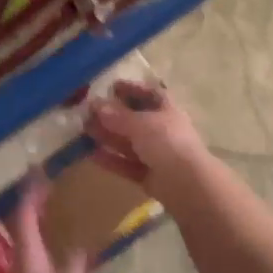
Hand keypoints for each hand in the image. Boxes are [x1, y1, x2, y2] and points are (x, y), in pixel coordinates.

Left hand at [2, 176, 88, 272]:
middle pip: (21, 216)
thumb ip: (78, 260)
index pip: (25, 210)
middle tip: (47, 179)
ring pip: (23, 229)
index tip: (38, 168)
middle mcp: (19, 252)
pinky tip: (50, 233)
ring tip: (50, 198)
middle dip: (32, 196)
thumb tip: (86, 236)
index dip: (31, 188)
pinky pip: (28, 241)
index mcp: (28, 249)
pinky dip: (37, 228)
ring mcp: (19, 265)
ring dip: (34, 212)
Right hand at [85, 80, 206, 192]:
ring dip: (108, 137)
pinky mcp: (150, 176)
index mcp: (167, 111)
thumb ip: (117, 115)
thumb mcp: (140, 124)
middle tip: (88, 112)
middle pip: (135, 120)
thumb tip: (95, 104)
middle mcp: (163, 131)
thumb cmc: (167, 142)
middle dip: (112, 116)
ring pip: (129, 143)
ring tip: (84, 132)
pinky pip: (127, 164)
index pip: (150, 94)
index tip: (111, 87)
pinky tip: (92, 156)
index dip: (133, 89)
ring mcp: (157, 155)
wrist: (188, 185)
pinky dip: (112, 160)